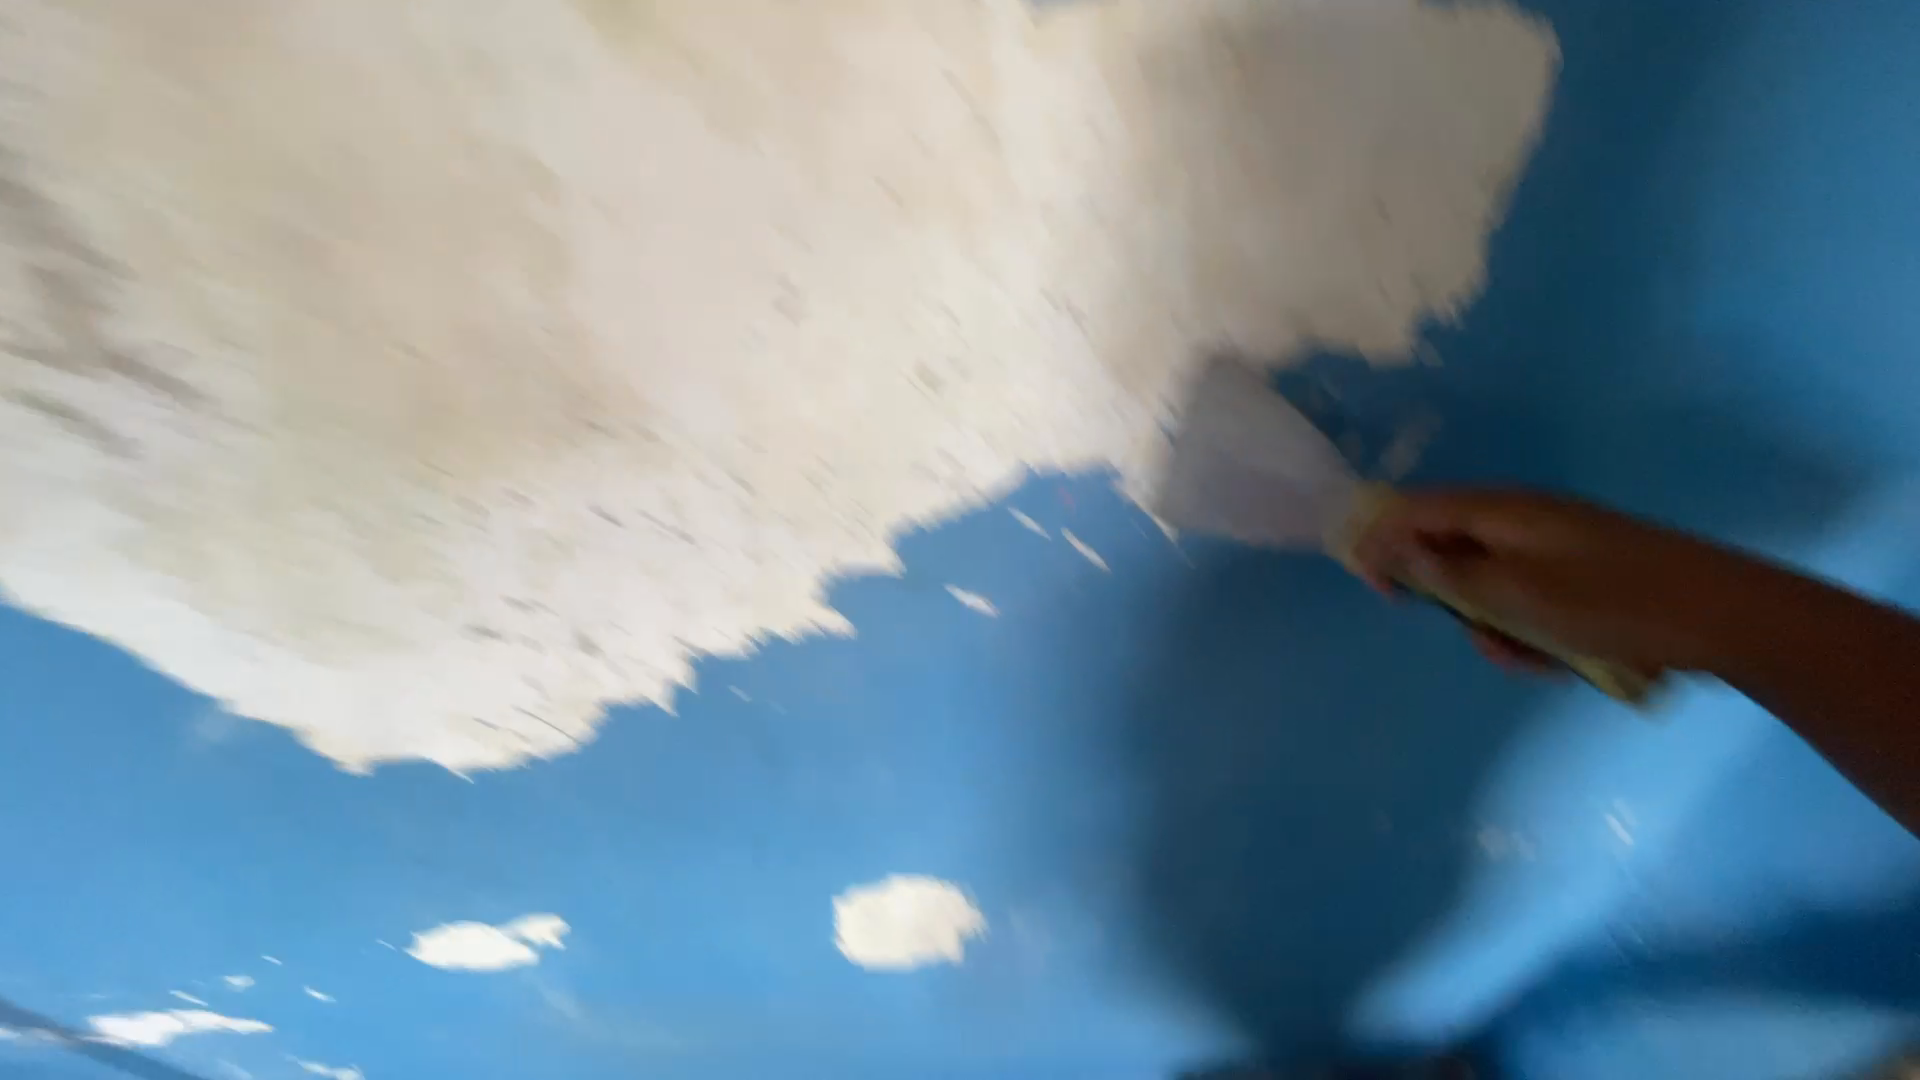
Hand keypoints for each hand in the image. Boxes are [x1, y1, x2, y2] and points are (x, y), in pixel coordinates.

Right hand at [1347, 490, 1762, 675]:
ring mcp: (1553, 547)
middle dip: (1445, 594)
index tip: (1377, 589)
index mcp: (1499, 510)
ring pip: (1486, 582)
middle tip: (1469, 630)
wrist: (1733, 621)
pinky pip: (1525, 598)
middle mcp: (1519, 519)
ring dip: (1490, 622)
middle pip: (1447, 547)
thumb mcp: (1509, 592)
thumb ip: (1438, 570)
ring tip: (1521, 655)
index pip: (1411, 510)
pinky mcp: (1579, 575)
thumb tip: (1378, 546)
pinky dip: (1526, 628)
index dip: (1381, 543)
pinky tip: (1552, 657)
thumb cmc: (1608, 602)